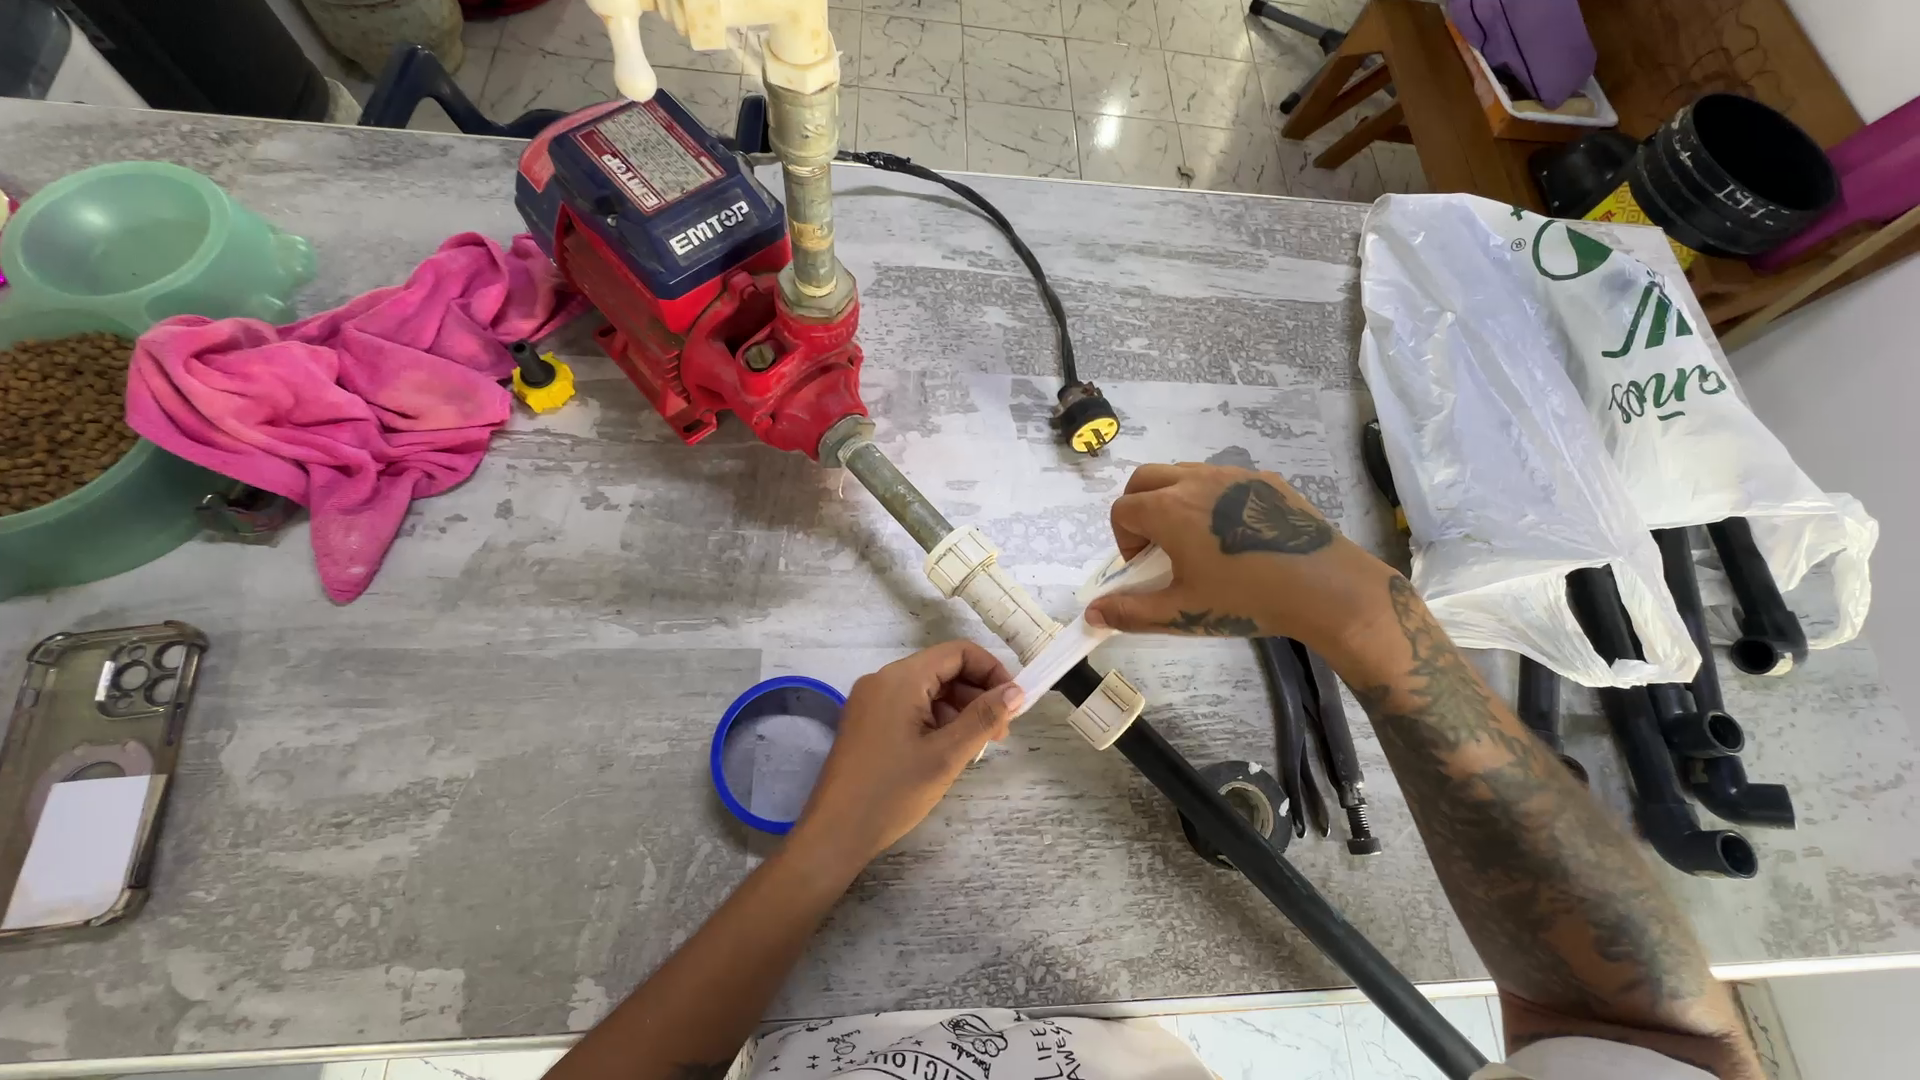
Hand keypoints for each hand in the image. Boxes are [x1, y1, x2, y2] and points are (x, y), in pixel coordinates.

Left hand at [789, 641, 1023, 872]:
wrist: (834, 833)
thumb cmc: (892, 792)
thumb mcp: (946, 755)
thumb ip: (983, 718)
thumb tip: (1016, 691)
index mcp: (901, 678)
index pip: (958, 652)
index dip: (992, 672)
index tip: (1013, 704)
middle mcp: (883, 680)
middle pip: (943, 669)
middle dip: (977, 694)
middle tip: (1001, 733)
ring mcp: (871, 700)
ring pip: (928, 690)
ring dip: (959, 709)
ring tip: (978, 746)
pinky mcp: (867, 721)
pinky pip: (910, 706)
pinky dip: (936, 720)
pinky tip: (949, 750)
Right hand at [1084, 463, 1400, 659]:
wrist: (1324, 588)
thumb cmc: (1245, 600)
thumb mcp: (1183, 612)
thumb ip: (1131, 612)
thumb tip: (1091, 614)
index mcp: (1168, 510)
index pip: (1122, 511)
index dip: (1124, 541)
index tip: (1144, 569)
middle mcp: (1194, 481)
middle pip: (1144, 479)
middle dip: (1138, 509)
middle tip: (1158, 547)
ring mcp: (1232, 475)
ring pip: (1182, 473)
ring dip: (1171, 499)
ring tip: (1195, 540)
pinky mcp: (1264, 479)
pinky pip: (1220, 478)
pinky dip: (1209, 498)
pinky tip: (1234, 536)